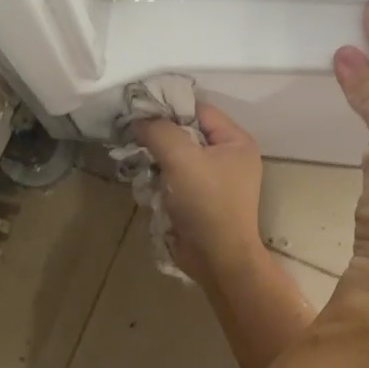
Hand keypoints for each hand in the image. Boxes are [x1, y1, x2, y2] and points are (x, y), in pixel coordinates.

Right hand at [132, 104, 267, 285]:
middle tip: (132, 137)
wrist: (217, 259)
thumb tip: (139, 119)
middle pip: (188, 133)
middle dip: (160, 136)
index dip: (170, 108)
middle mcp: (229, 158)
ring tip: (137, 161)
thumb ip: (159, 131)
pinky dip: (161, 180)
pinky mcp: (201, 201)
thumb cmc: (206, 203)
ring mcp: (216, 182)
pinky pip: (177, 180)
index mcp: (236, 142)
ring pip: (179, 157)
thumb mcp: (181, 158)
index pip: (200, 110)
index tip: (138, 111)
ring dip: (157, 160)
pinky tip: (145, 183)